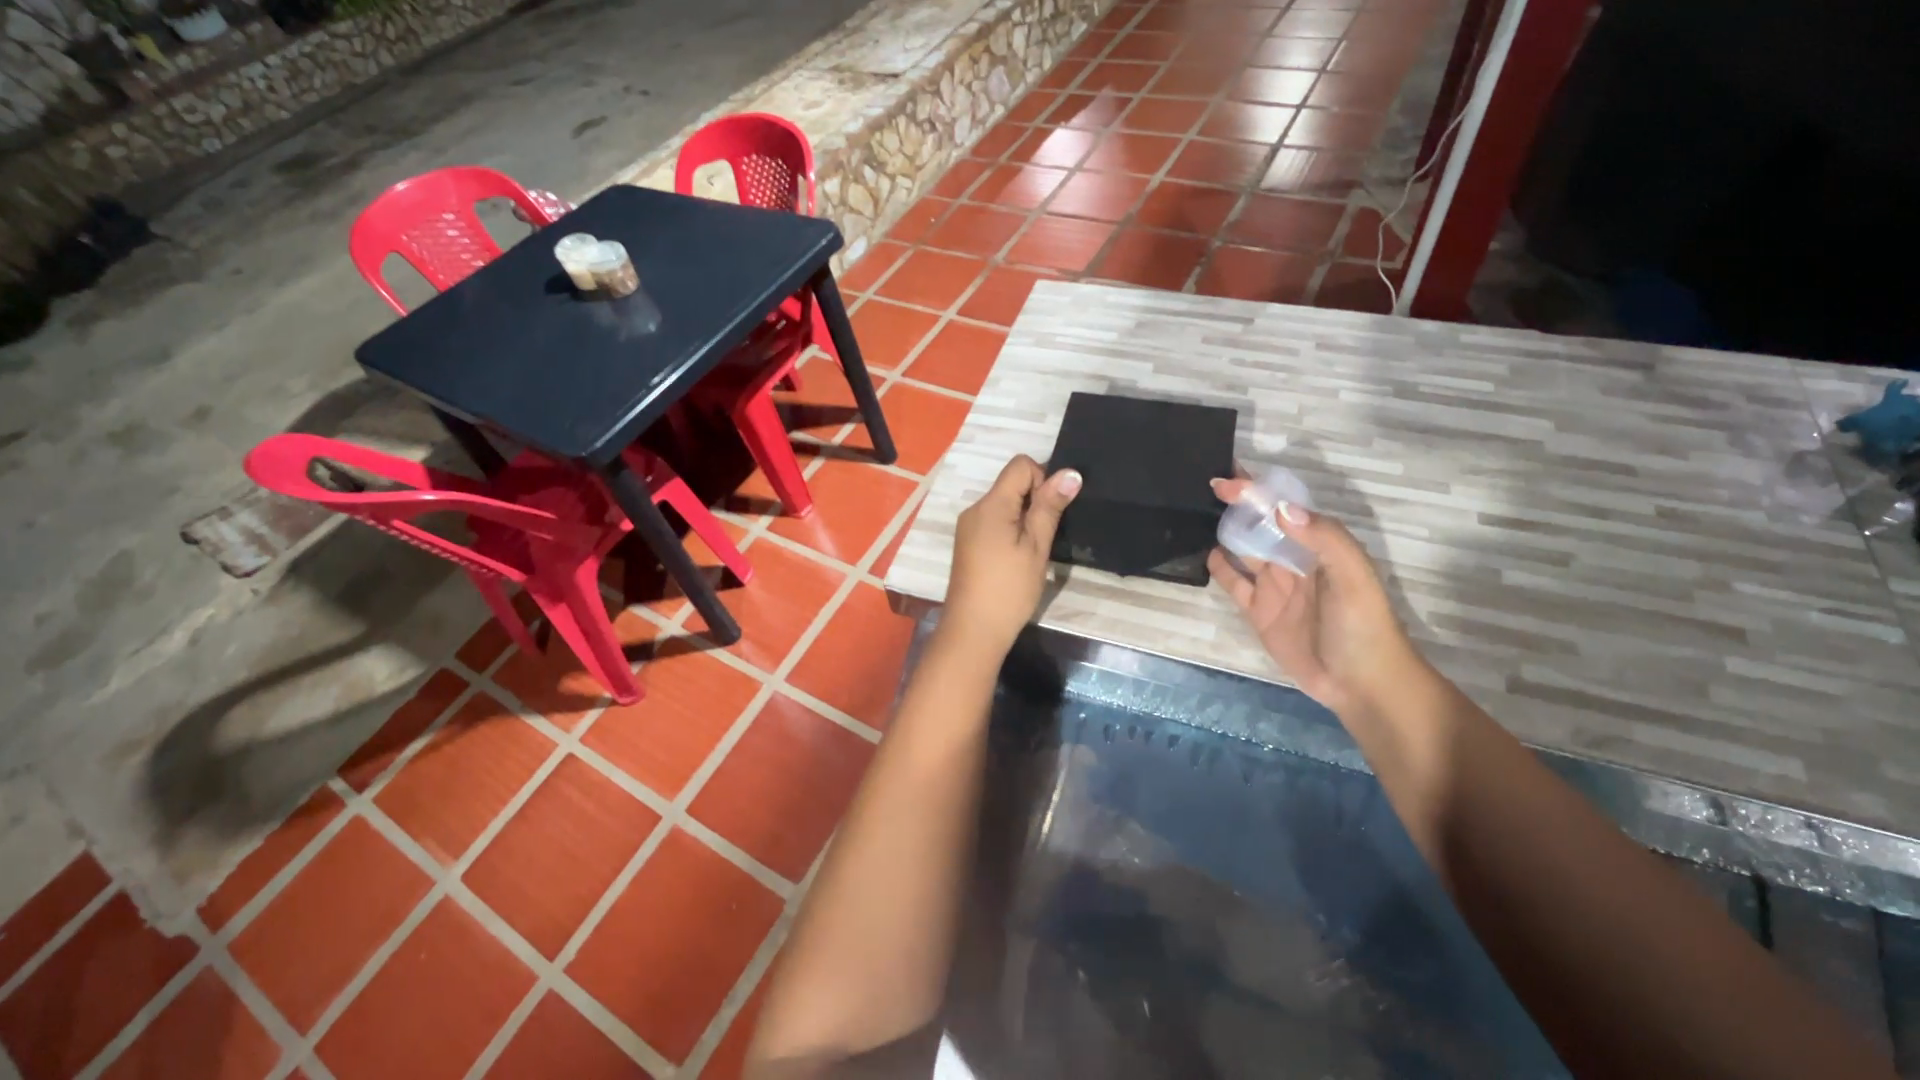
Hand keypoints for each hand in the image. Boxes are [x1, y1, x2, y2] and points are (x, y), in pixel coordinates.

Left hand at [942, 455, 1081, 654]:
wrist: (973, 630)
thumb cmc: (1009, 589)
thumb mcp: (1036, 547)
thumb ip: (1050, 507)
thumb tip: (1070, 473)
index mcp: (991, 504)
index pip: (1021, 465)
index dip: (1043, 480)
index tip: (1051, 513)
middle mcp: (975, 509)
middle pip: (1011, 483)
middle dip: (1035, 500)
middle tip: (1046, 536)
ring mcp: (968, 527)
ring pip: (1003, 504)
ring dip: (1024, 517)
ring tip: (1033, 550)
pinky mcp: (968, 543)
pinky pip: (994, 521)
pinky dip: (1011, 530)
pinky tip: (1018, 558)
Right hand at [1207, 478, 1415, 713]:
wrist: (1360, 683)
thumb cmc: (1362, 625)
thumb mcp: (1353, 576)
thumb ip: (1324, 538)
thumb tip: (1281, 508)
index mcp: (1320, 547)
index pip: (1285, 509)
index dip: (1258, 493)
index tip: (1228, 480)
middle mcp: (1295, 561)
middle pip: (1263, 524)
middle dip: (1240, 504)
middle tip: (1208, 483)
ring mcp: (1275, 587)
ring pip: (1246, 549)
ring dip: (1227, 531)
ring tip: (1197, 512)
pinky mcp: (1259, 613)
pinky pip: (1235, 584)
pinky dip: (1221, 567)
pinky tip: (1206, 552)